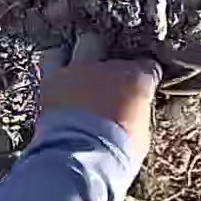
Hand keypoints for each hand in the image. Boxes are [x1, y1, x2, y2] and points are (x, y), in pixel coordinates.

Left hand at [36, 34, 160, 159]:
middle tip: (109, 79)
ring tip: (83, 70)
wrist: (82, 157)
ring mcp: (81, 69)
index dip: (145, 79)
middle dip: (113, 61)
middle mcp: (110, 67)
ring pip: (86, 43)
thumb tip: (132, 114)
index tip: (141, 91)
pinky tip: (59, 75)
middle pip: (117, 52)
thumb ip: (137, 114)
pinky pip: (52, 57)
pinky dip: (56, 63)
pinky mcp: (54, 77)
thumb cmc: (117, 153)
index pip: (148, 67)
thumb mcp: (140, 136)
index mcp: (138, 80)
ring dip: (86, 55)